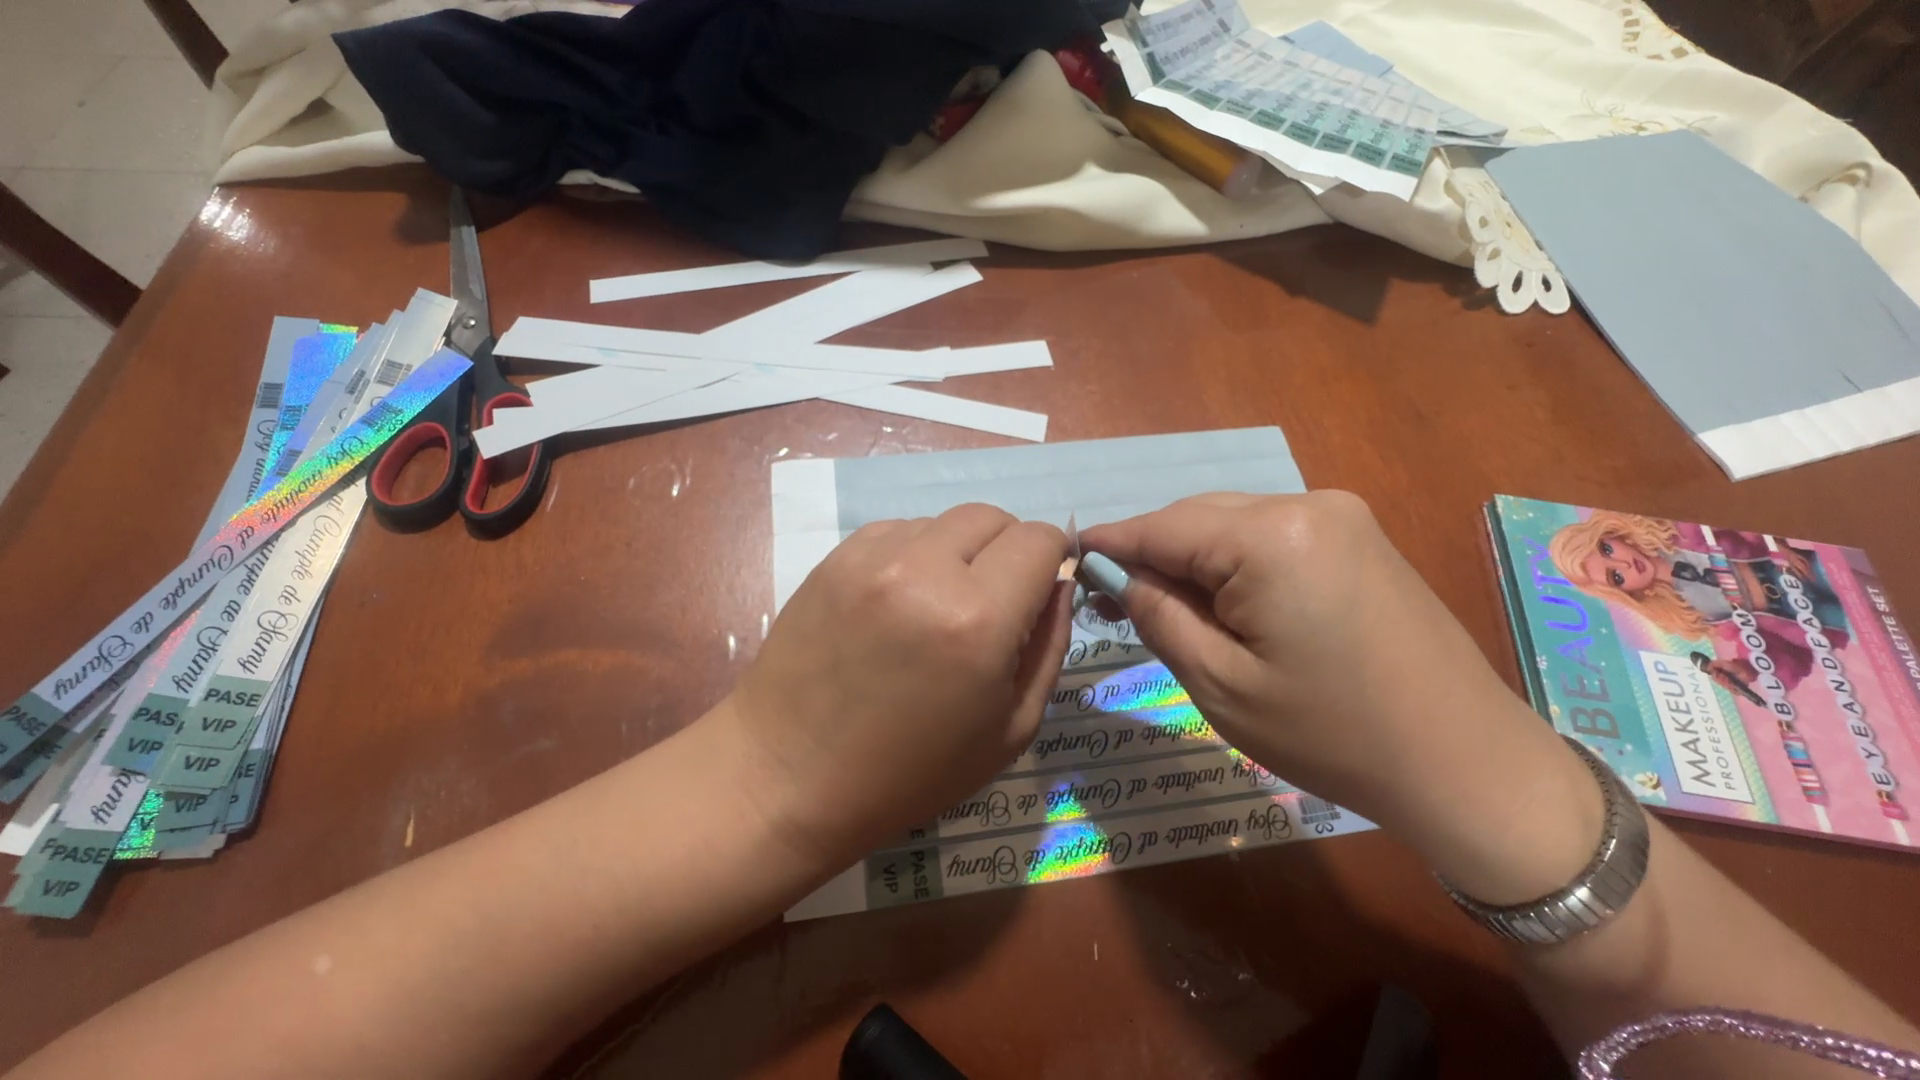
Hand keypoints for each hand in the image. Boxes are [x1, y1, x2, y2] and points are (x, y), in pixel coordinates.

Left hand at [724, 504, 1072, 867]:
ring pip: (943, 522)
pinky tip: (897, 605)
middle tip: (994, 603)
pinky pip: (896, 532)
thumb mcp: (1010, 729)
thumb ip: (1050, 645)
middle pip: (993, 517)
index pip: (1041, 540)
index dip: (1053, 562)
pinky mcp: (834, 559)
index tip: (1041, 592)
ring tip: (937, 608)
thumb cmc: (910, 772)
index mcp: (978, 619)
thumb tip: (1062, 583)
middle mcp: (925, 571)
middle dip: (1009, 551)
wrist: (788, 775)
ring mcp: (871, 558)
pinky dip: (913, 556)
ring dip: (958, 553)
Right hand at [1082, 492, 1602, 901]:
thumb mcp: (1221, 685)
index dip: (1112, 544)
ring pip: (1235, 524)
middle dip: (1155, 554)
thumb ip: (1159, 616)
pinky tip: (1225, 603)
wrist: (1465, 762)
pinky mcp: (1361, 538)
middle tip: (1112, 599)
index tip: (1069, 559)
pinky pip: (1273, 537)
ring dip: (1195, 559)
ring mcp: (1342, 517)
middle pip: (1200, 517)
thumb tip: (1118, 574)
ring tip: (1166, 608)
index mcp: (1270, 537)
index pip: (1163, 527)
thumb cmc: (1331, 734)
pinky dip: (1237, 563)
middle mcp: (1307, 504)